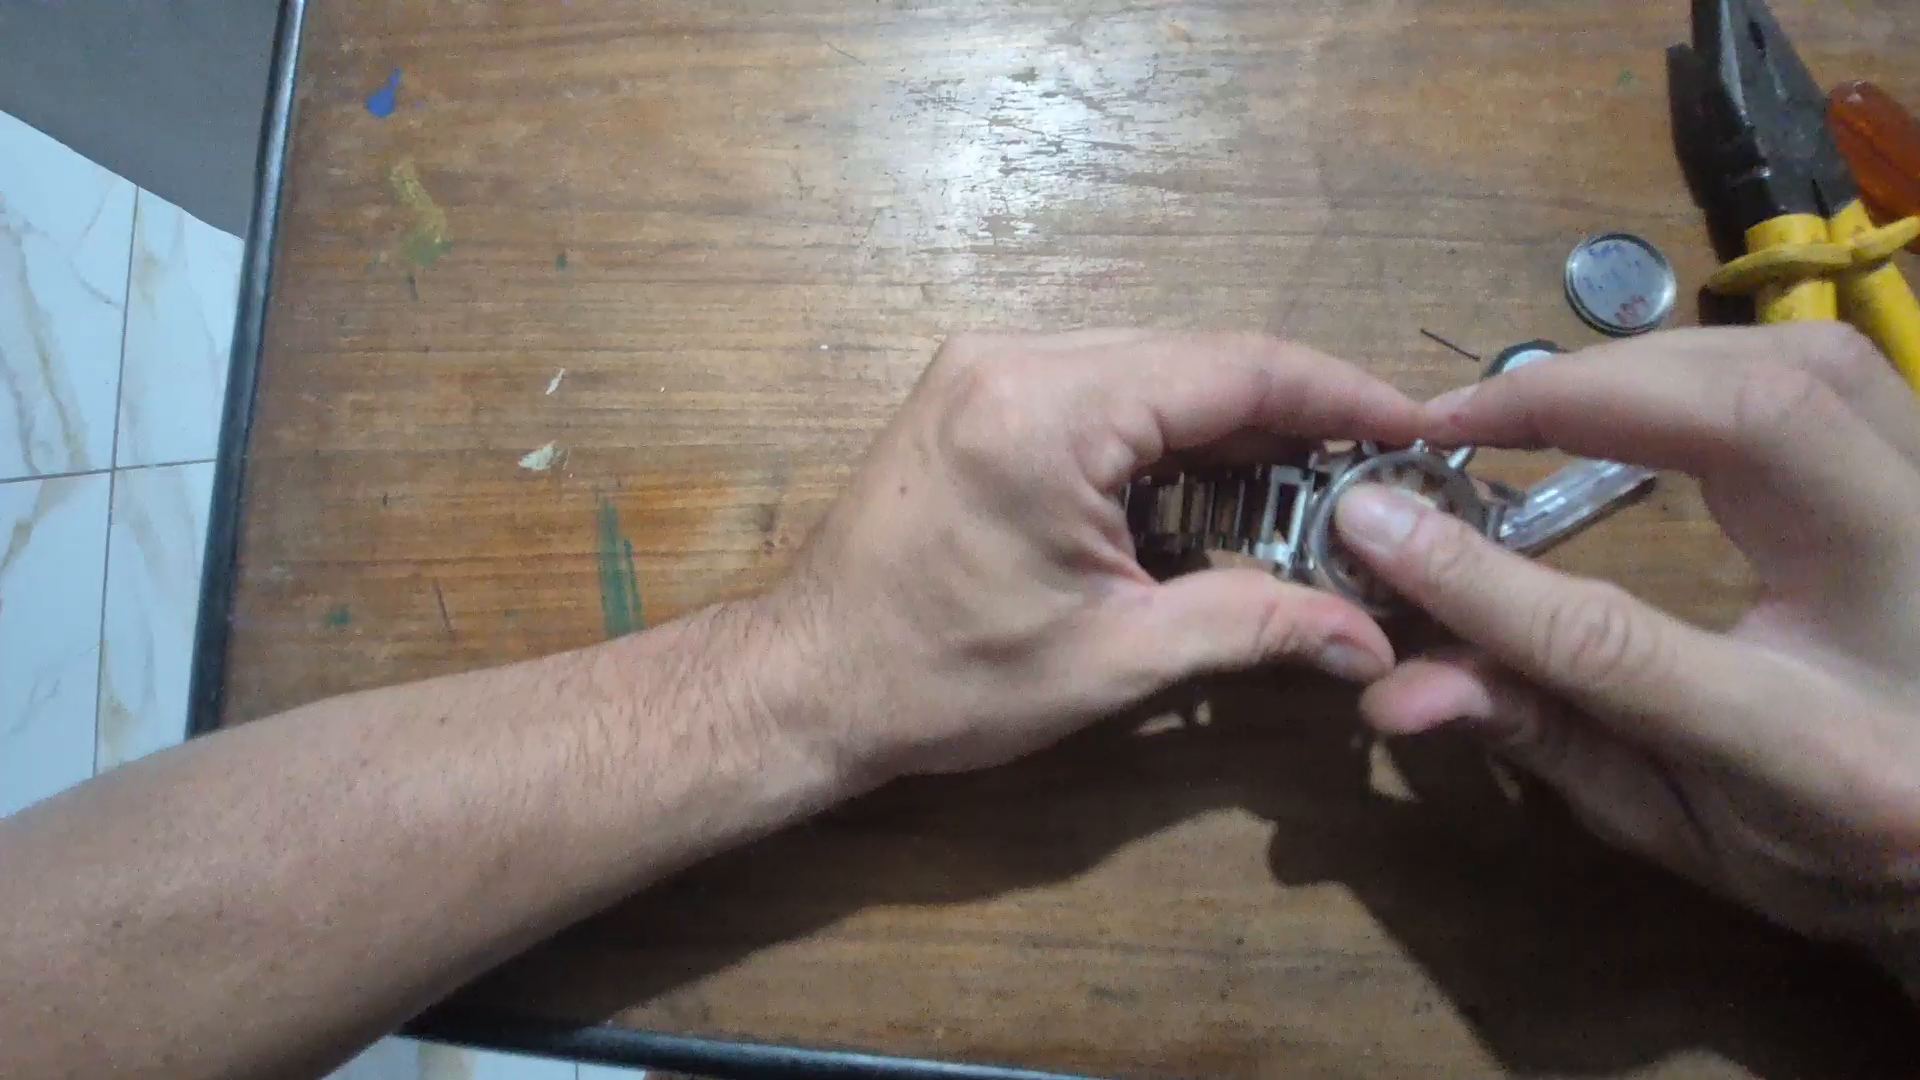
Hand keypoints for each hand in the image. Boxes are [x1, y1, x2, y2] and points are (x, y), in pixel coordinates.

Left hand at [776, 329, 1421, 780]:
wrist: (811, 677)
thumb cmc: (944, 678)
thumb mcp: (1110, 655)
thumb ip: (1250, 624)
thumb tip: (1370, 639)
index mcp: (1048, 409)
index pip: (1232, 366)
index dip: (1337, 394)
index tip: (1413, 426)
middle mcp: (1012, 355)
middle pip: (1190, 361)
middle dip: (1282, 420)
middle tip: (1359, 480)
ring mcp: (982, 365)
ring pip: (1143, 370)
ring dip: (1219, 427)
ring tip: (1294, 491)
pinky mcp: (968, 391)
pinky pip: (1092, 388)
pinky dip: (1154, 431)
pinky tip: (1196, 484)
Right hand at [1331, 325, 1919, 969]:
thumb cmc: (1804, 836)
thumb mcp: (1651, 816)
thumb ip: (1528, 736)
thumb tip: (1389, 692)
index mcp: (1821, 755)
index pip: (1608, 641)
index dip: (1471, 574)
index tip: (1368, 515)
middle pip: (1761, 427)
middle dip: (1575, 396)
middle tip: (1451, 419)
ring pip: (1806, 366)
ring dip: (1634, 364)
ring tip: (1520, 403)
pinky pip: (1834, 365)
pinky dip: (1701, 358)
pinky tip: (1619, 392)